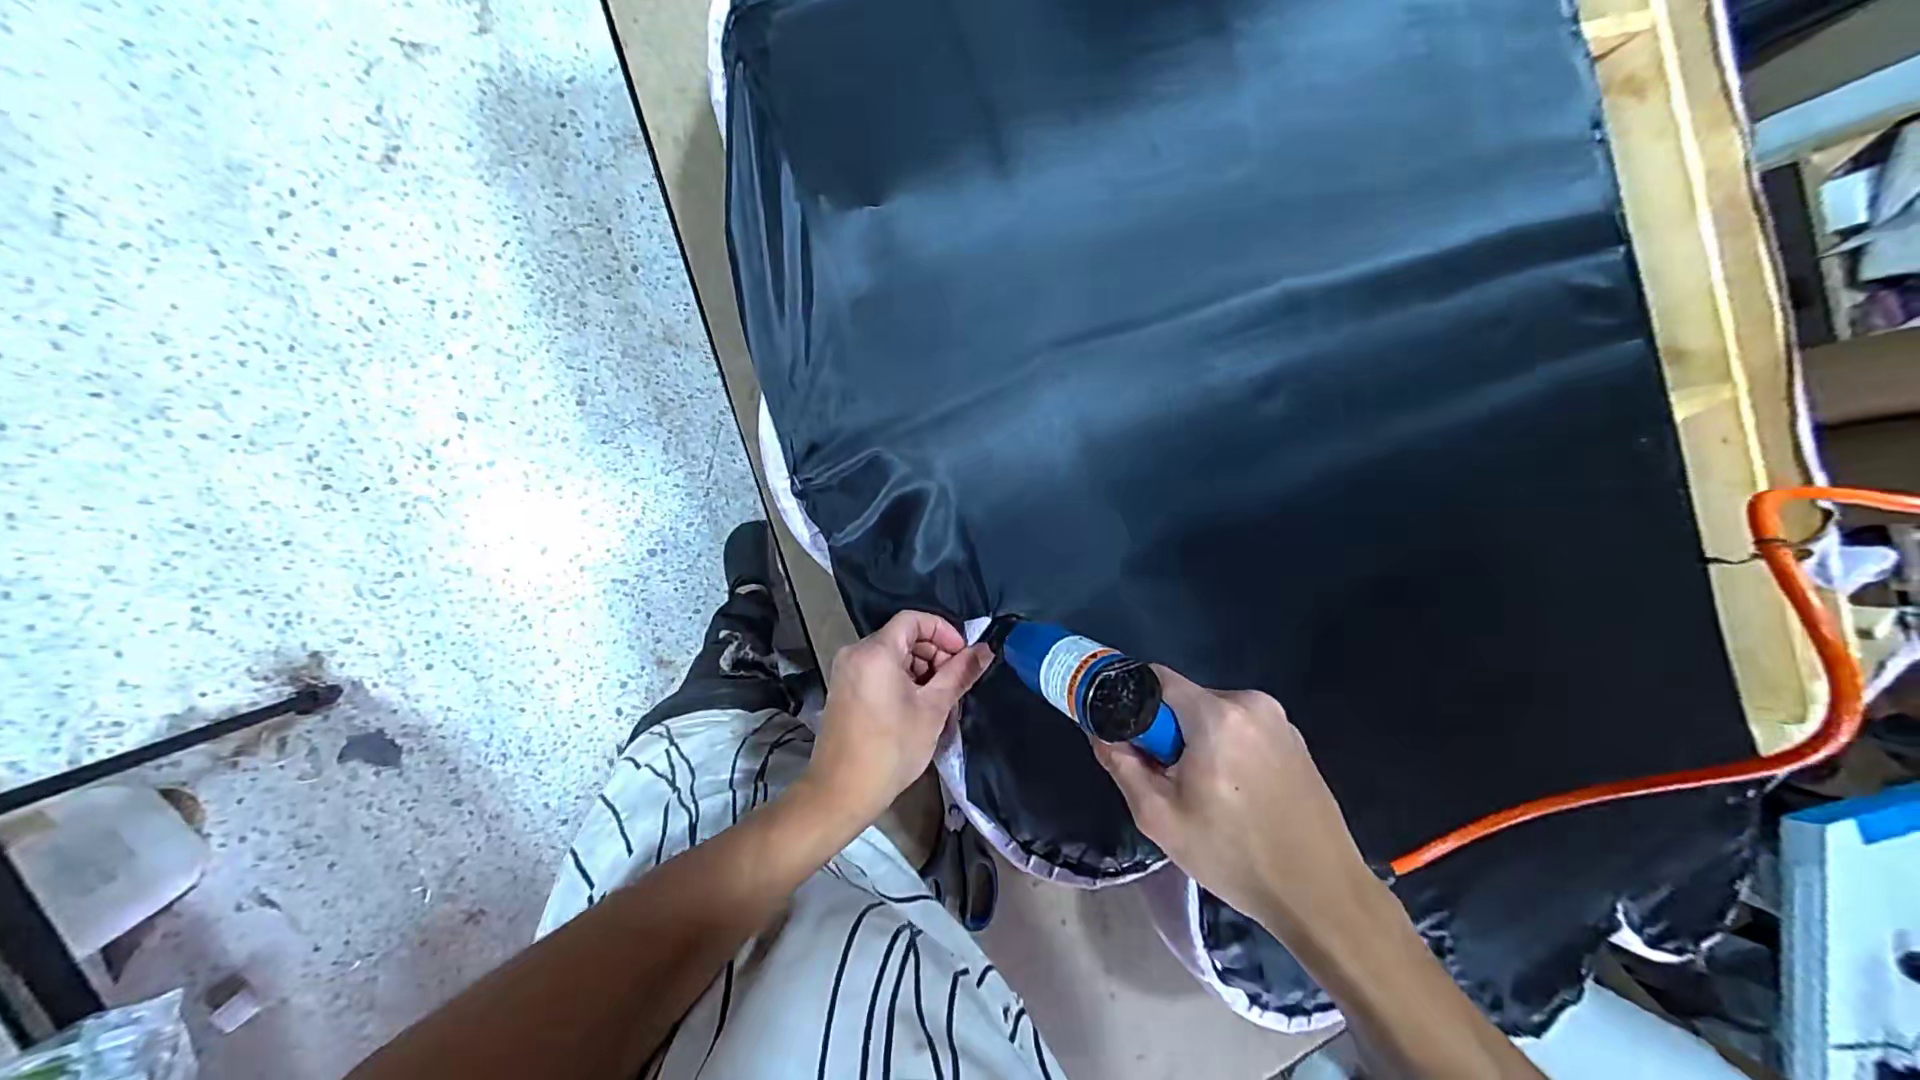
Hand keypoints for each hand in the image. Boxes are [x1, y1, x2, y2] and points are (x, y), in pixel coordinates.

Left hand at [800, 611, 992, 827]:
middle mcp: (855, 653)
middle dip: (934, 652)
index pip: (913, 619)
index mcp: (875, 652)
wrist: (842, 792)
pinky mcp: (844, 690)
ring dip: (921, 668)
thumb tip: (984, 651)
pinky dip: (902, 678)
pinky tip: (918, 705)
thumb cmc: (891, 749)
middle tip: (955, 680)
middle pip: (902, 636)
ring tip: (940, 698)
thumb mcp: (933, 709)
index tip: (963, 655)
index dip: (943, 631)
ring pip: (892, 654)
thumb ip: (960, 674)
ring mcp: (846, 672)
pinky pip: (879, 670)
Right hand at [1090, 666, 1375, 930]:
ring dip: (1197, 743)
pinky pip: (1242, 730)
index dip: (1132, 704)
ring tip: (1205, 794)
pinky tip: (1236, 796)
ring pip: (1213, 716)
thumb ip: (1120, 764)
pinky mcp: (1296, 741)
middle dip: (1167, 732)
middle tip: (1168, 780)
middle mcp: (1252, 704)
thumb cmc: (1234, 856)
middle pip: (1185, 699)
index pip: (1155, 678)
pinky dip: (1227, 751)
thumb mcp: (1159, 817)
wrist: (1322, 896)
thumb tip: (1099, 731)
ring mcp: (1280, 721)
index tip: (1130, 742)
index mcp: (1217, 715)